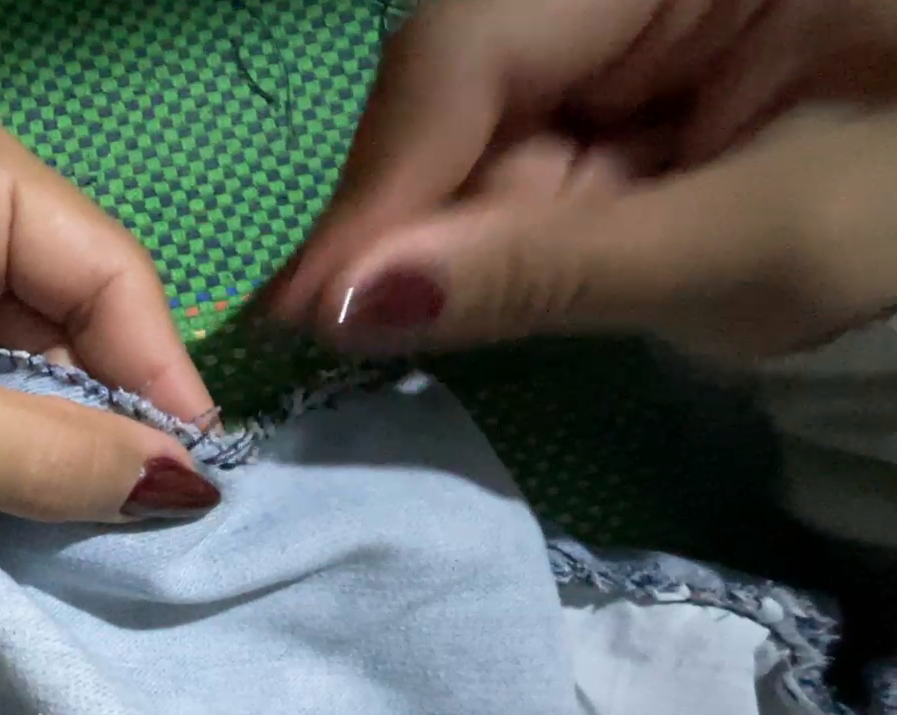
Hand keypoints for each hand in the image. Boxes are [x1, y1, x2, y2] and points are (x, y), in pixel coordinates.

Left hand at [0, 90, 219, 522]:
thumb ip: (41, 453)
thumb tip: (176, 488)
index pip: (105, 267)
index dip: (157, 369)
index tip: (192, 463)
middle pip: (78, 306)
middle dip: (104, 401)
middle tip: (132, 489)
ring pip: (44, 342)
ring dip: (61, 417)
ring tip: (74, 481)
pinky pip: (0, 362)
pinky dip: (18, 417)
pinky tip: (24, 457)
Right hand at [264, 0, 896, 358]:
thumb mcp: (766, 247)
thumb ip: (550, 271)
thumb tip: (349, 310)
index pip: (468, 47)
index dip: (373, 188)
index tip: (305, 310)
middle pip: (447, 94)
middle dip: (402, 222)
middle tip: (345, 326)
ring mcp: (613, 24)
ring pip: (461, 138)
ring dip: (444, 239)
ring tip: (430, 309)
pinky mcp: (604, 80)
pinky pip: (499, 158)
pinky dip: (484, 233)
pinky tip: (481, 277)